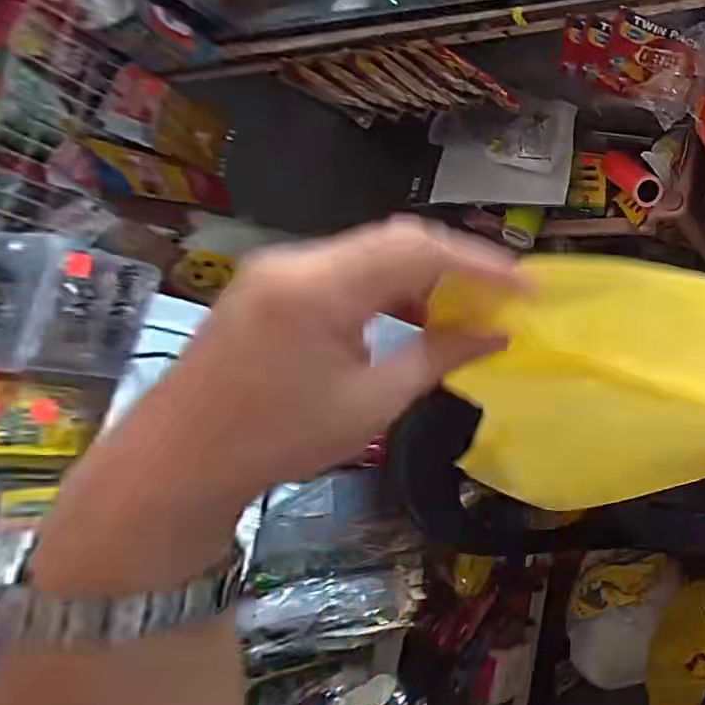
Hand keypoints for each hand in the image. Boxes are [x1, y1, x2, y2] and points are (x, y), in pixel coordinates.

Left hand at [117, 217, 526, 507]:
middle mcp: (299, 263)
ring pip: (377, 252)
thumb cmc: (280, 438)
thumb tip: (497, 334)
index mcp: (320, 288)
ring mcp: (282, 271)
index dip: (484, 265)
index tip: (529, 288)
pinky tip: (420, 316)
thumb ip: (441, 356)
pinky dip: (396, 287)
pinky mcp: (276, 288)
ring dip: (430, 275)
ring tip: (471, 309)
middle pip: (400, 240)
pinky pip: (352, 271)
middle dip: (462, 264)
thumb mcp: (375, 400)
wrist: (175, 464)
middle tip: (507, 295)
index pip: (420, 251)